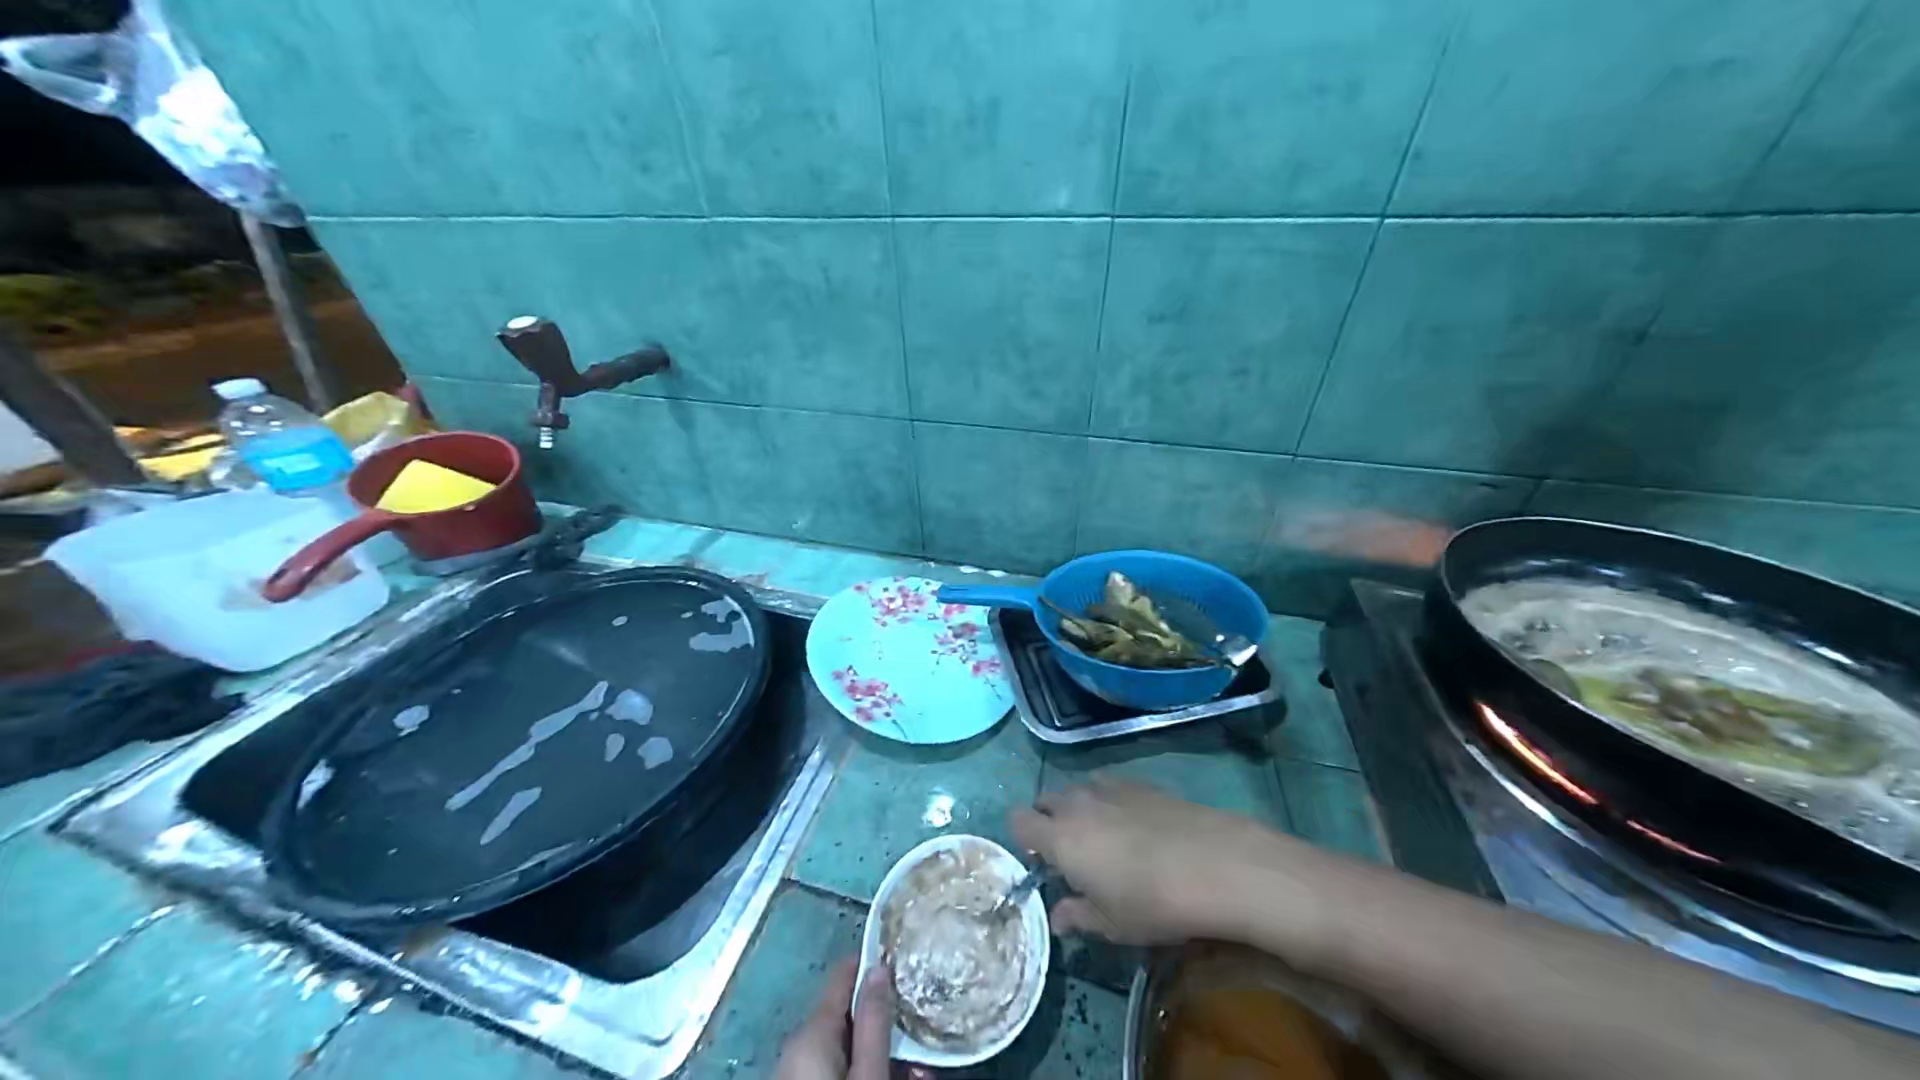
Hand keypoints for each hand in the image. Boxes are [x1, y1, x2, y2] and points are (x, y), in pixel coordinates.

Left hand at [776, 958, 894, 1079]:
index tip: (899, 967)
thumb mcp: (868, 1073)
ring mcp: (789, 1063)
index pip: (842, 972)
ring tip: (892, 1050)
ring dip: (861, 1036)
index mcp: (812, 1028)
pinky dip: (847, 1057)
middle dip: (871, 1009)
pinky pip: (824, 1057)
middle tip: (903, 1017)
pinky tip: (864, 1069)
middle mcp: (796, 1038)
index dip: (872, 964)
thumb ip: (873, 1023)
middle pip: (840, 1006)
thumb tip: (879, 968)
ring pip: (834, 1034)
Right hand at [1012, 776, 1317, 947]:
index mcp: (1059, 837)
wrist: (1214, 864)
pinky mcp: (1140, 782)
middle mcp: (1076, 803)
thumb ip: (1078, 915)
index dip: (1025, 840)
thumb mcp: (1112, 923)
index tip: (1043, 863)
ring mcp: (1109, 787)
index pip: (1019, 822)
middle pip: (1046, 800)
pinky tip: (1135, 825)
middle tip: (1072, 854)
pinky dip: (1110, 800)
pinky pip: (1109, 785)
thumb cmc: (1152, 902)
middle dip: (1050, 821)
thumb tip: (1058, 916)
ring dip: (1080, 808)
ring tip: (1104, 837)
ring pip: (1078, 790)